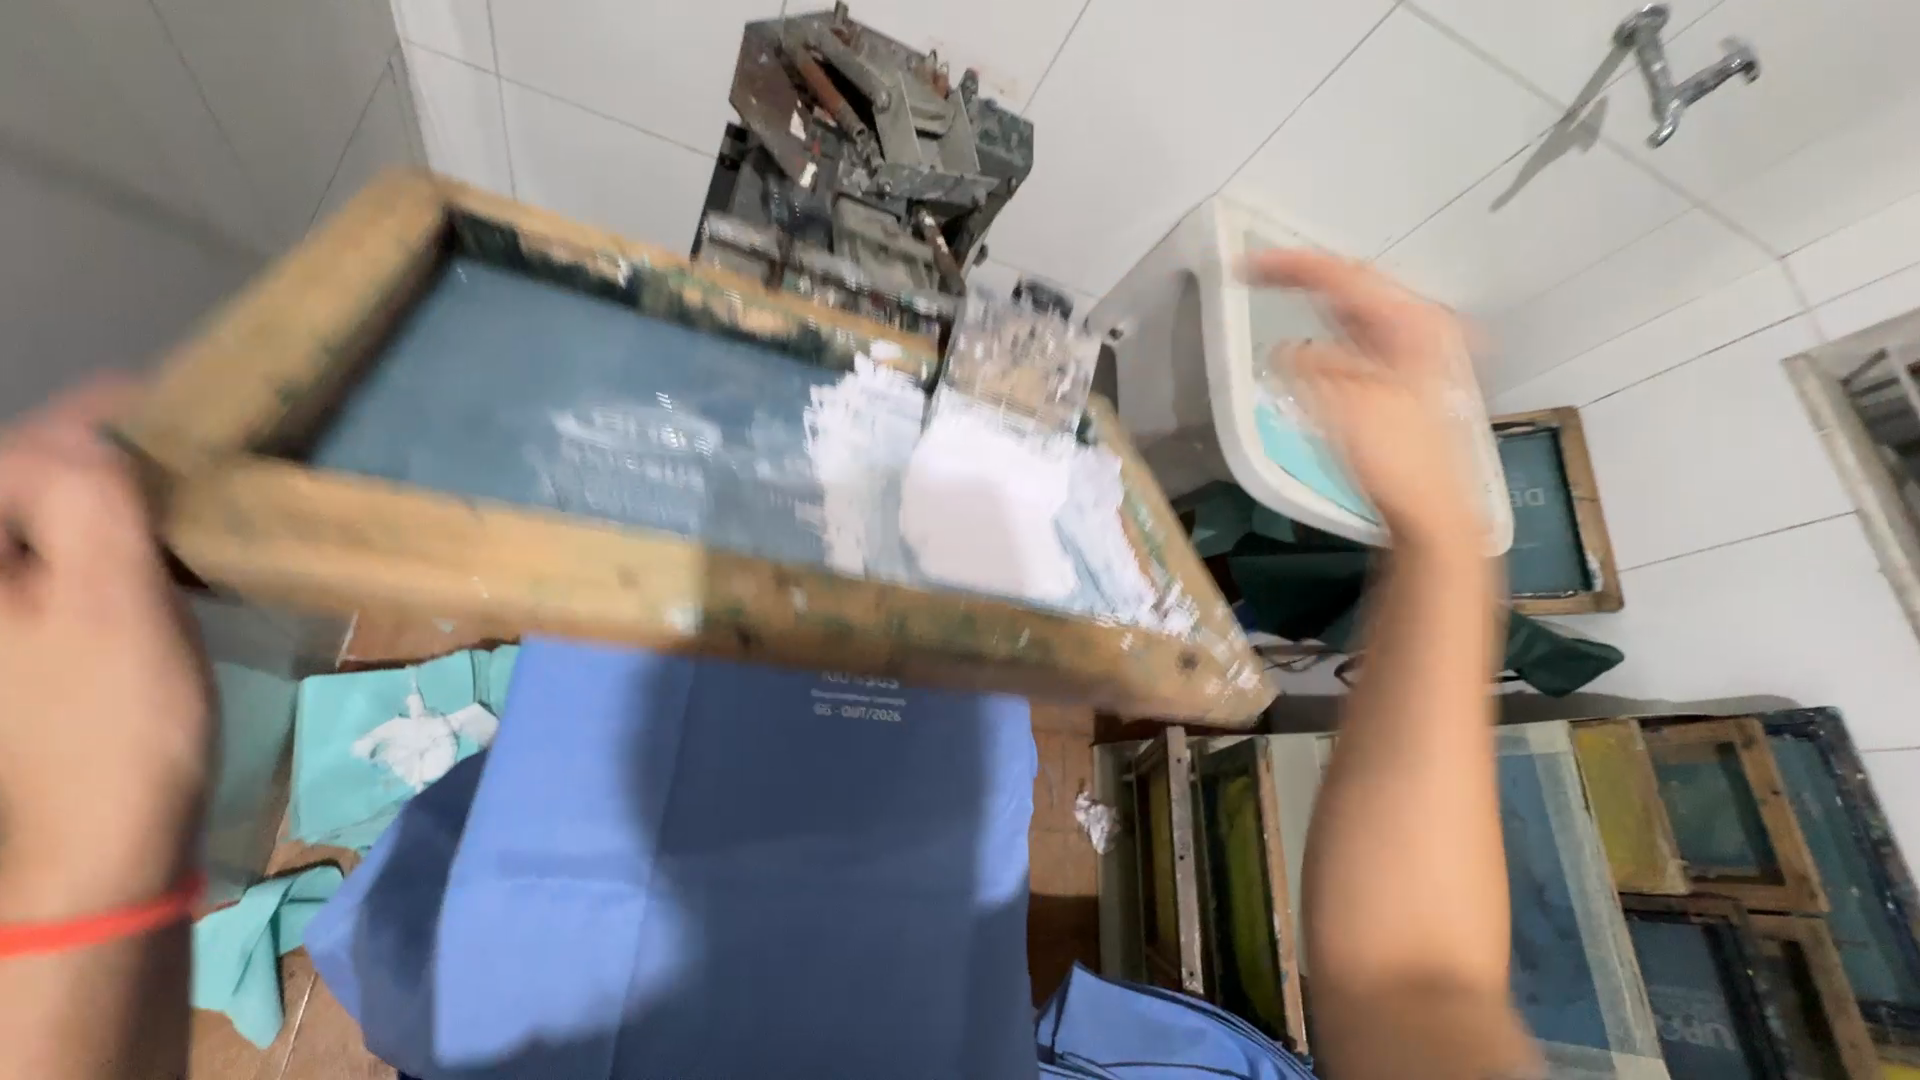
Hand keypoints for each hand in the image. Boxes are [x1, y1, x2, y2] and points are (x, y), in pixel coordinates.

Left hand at [0, 379, 210, 919]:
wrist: (108, 827)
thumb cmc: (114, 718)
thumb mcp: (113, 606)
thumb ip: (96, 509)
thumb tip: (95, 438)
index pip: (6, 465)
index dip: (79, 424)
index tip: (153, 393)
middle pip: (18, 494)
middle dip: (89, 459)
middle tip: (172, 444)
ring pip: (39, 529)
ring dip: (103, 501)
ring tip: (172, 487)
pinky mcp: (22, 644)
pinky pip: (57, 566)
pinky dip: (104, 543)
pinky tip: (153, 549)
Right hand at [1244, 250, 1484, 553]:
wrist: (1433, 511)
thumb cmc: (1395, 459)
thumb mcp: (1344, 406)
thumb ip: (1309, 366)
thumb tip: (1286, 349)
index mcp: (1411, 324)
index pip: (1344, 277)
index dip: (1292, 267)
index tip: (1246, 266)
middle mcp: (1420, 329)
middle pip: (1356, 287)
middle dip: (1306, 277)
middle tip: (1259, 275)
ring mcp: (1416, 354)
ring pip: (1360, 312)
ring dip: (1319, 302)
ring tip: (1280, 294)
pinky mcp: (1404, 379)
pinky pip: (1362, 337)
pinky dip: (1331, 330)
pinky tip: (1314, 338)